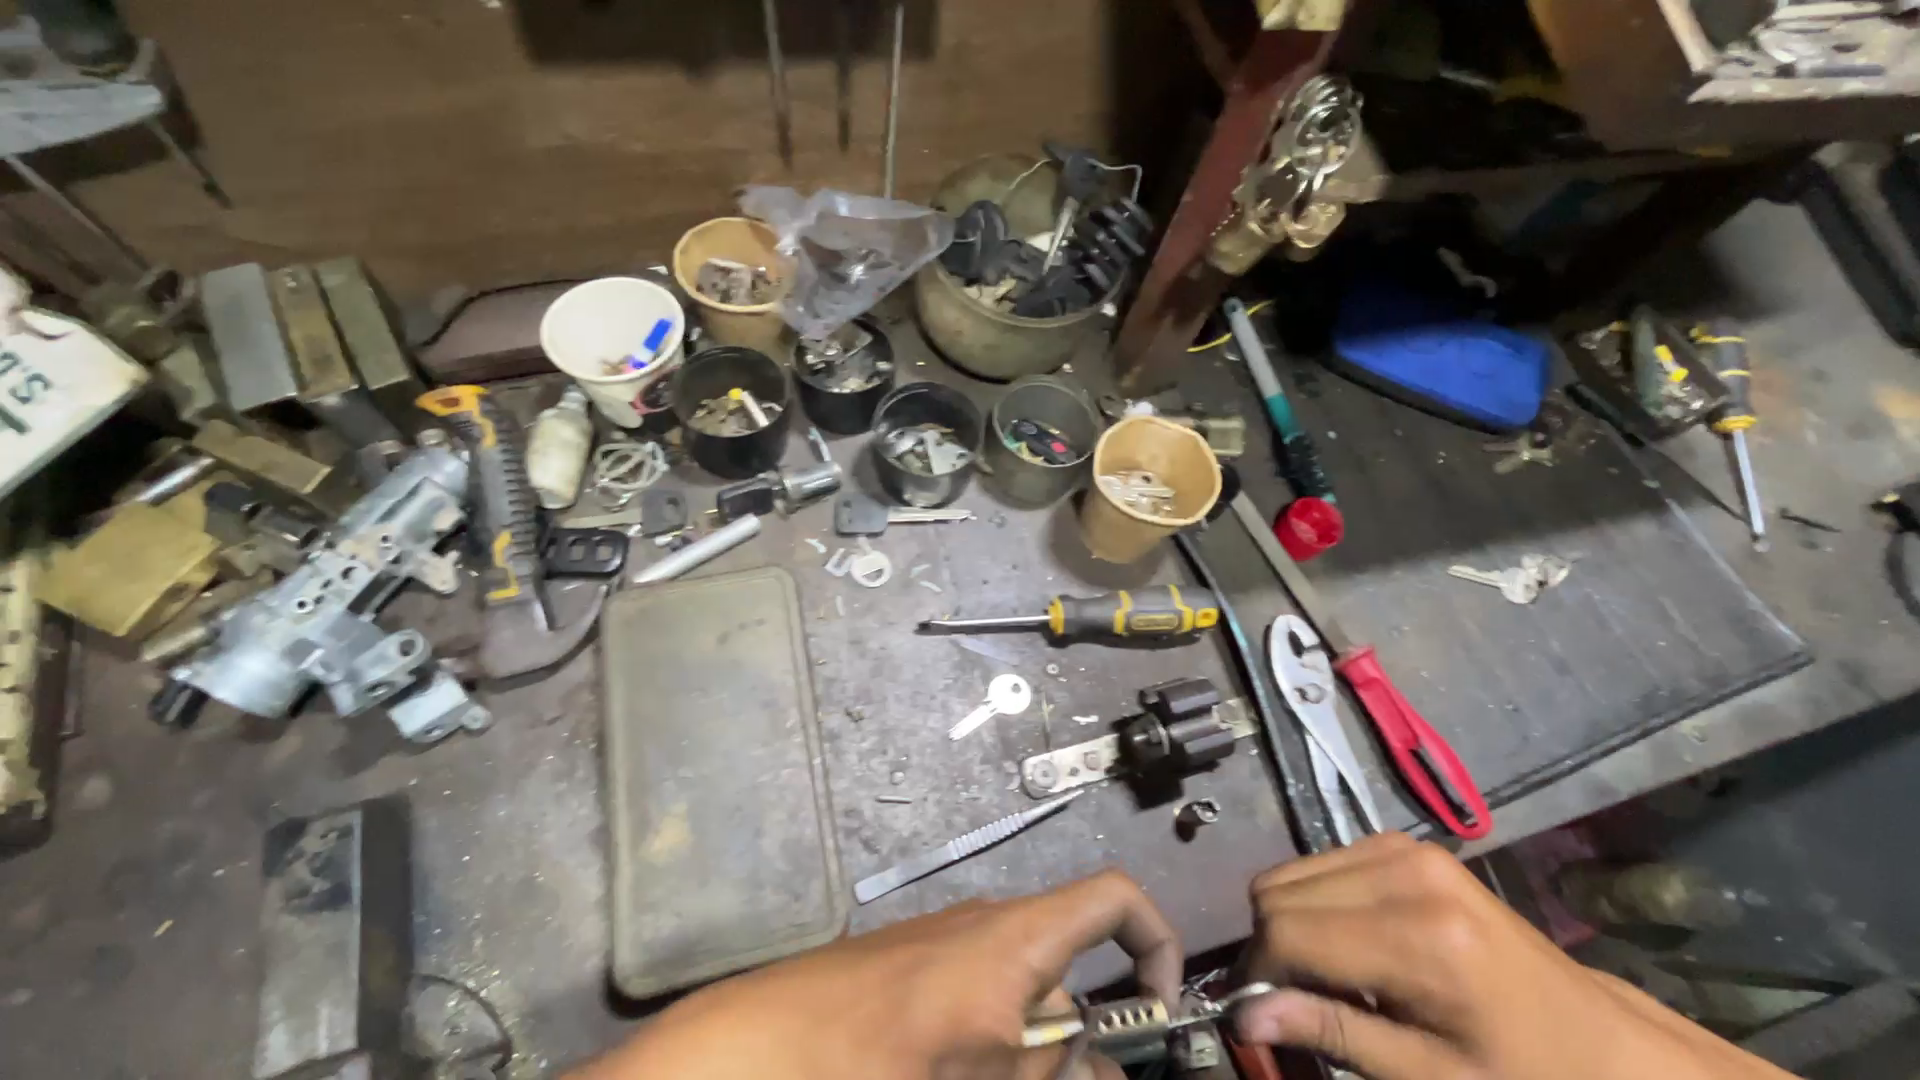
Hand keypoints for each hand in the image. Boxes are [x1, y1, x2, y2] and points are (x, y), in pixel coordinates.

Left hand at [569, 869, 1180, 1079]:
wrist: (772, 1039)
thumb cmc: (889, 1051)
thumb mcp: (993, 1068)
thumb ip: (1059, 1062)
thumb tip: (1103, 1062)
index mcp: (1021, 933)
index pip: (1117, 895)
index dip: (1156, 940)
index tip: (1160, 1007)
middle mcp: (992, 918)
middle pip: (1076, 948)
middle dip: (1094, 1017)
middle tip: (1077, 1071)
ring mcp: (952, 934)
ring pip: (1030, 975)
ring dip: (1043, 1030)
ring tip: (1010, 1067)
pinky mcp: (921, 956)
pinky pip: (986, 982)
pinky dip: (1001, 1024)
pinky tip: (971, 1059)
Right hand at [1235, 833, 1793, 1079]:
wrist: (1601, 1040)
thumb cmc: (1524, 1073)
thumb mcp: (1433, 1076)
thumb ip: (1334, 1035)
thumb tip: (1243, 1018)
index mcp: (1420, 935)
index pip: (1287, 934)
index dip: (1258, 977)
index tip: (1260, 1019)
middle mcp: (1405, 872)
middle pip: (1276, 895)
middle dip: (1270, 951)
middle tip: (1296, 1003)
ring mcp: (1403, 849)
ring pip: (1287, 875)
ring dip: (1286, 926)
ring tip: (1326, 976)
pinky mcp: (1402, 844)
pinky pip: (1317, 865)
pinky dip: (1310, 904)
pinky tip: (1347, 944)